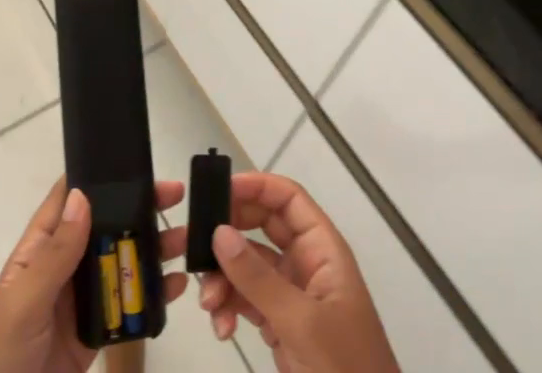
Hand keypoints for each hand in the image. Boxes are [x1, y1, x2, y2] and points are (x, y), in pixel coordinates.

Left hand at [0, 177, 188, 372]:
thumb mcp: (22, 302)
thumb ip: (55, 255)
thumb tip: (82, 197)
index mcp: (36, 254)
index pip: (67, 205)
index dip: (98, 182)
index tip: (136, 166)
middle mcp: (60, 273)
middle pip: (103, 233)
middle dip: (138, 213)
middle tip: (176, 196)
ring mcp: (78, 306)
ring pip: (120, 268)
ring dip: (152, 252)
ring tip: (185, 240)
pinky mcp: (94, 339)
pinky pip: (126, 310)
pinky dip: (152, 297)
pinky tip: (175, 287)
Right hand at [196, 173, 400, 372]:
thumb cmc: (344, 366)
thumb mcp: (300, 321)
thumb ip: (258, 277)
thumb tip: (219, 231)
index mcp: (323, 250)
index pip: (289, 199)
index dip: (256, 187)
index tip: (217, 192)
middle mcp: (307, 263)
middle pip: (261, 227)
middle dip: (229, 235)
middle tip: (198, 245)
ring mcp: (293, 294)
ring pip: (248, 265)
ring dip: (223, 280)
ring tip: (208, 304)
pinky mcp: (280, 323)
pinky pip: (246, 299)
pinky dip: (229, 308)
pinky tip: (221, 327)